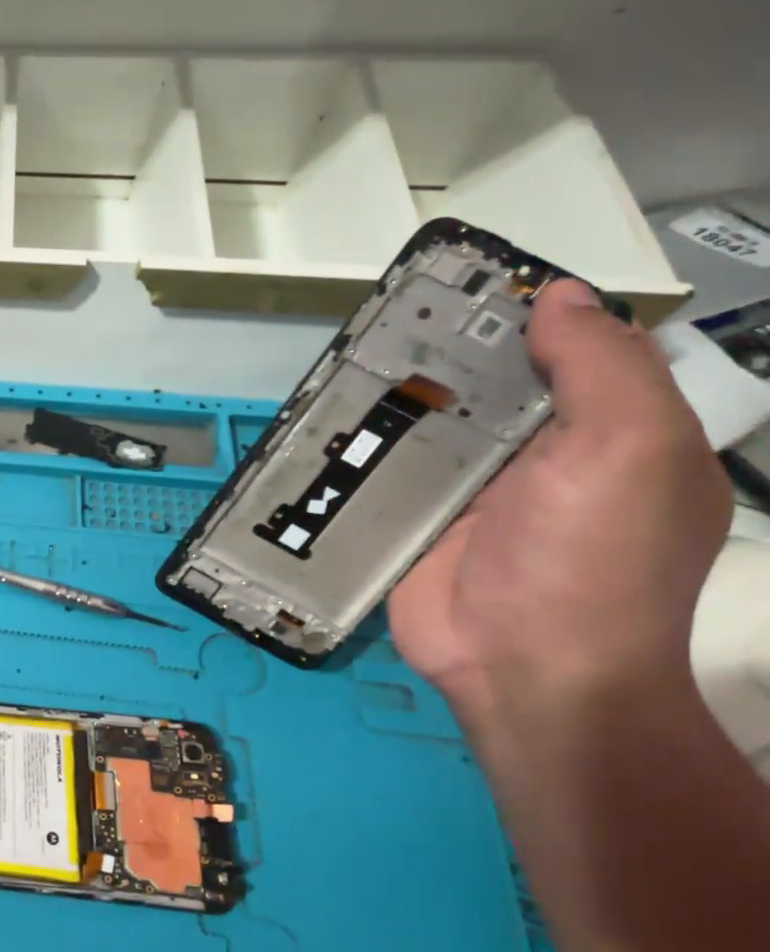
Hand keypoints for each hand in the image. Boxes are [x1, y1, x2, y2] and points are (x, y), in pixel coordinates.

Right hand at [388, 280, 730, 724]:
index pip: (571, 353)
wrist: (522, 668)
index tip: (466, 283)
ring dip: (394, 397)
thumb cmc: (591, 558)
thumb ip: (599, 370)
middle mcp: (539, 455)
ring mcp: (469, 491)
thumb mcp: (628, 450)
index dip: (527, 313)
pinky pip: (385, 472)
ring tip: (344, 356)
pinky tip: (323, 420)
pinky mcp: (411, 521)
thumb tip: (557, 294)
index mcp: (610, 431)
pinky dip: (359, 448)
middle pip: (488, 385)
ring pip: (430, 425)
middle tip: (387, 313)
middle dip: (444, 350)